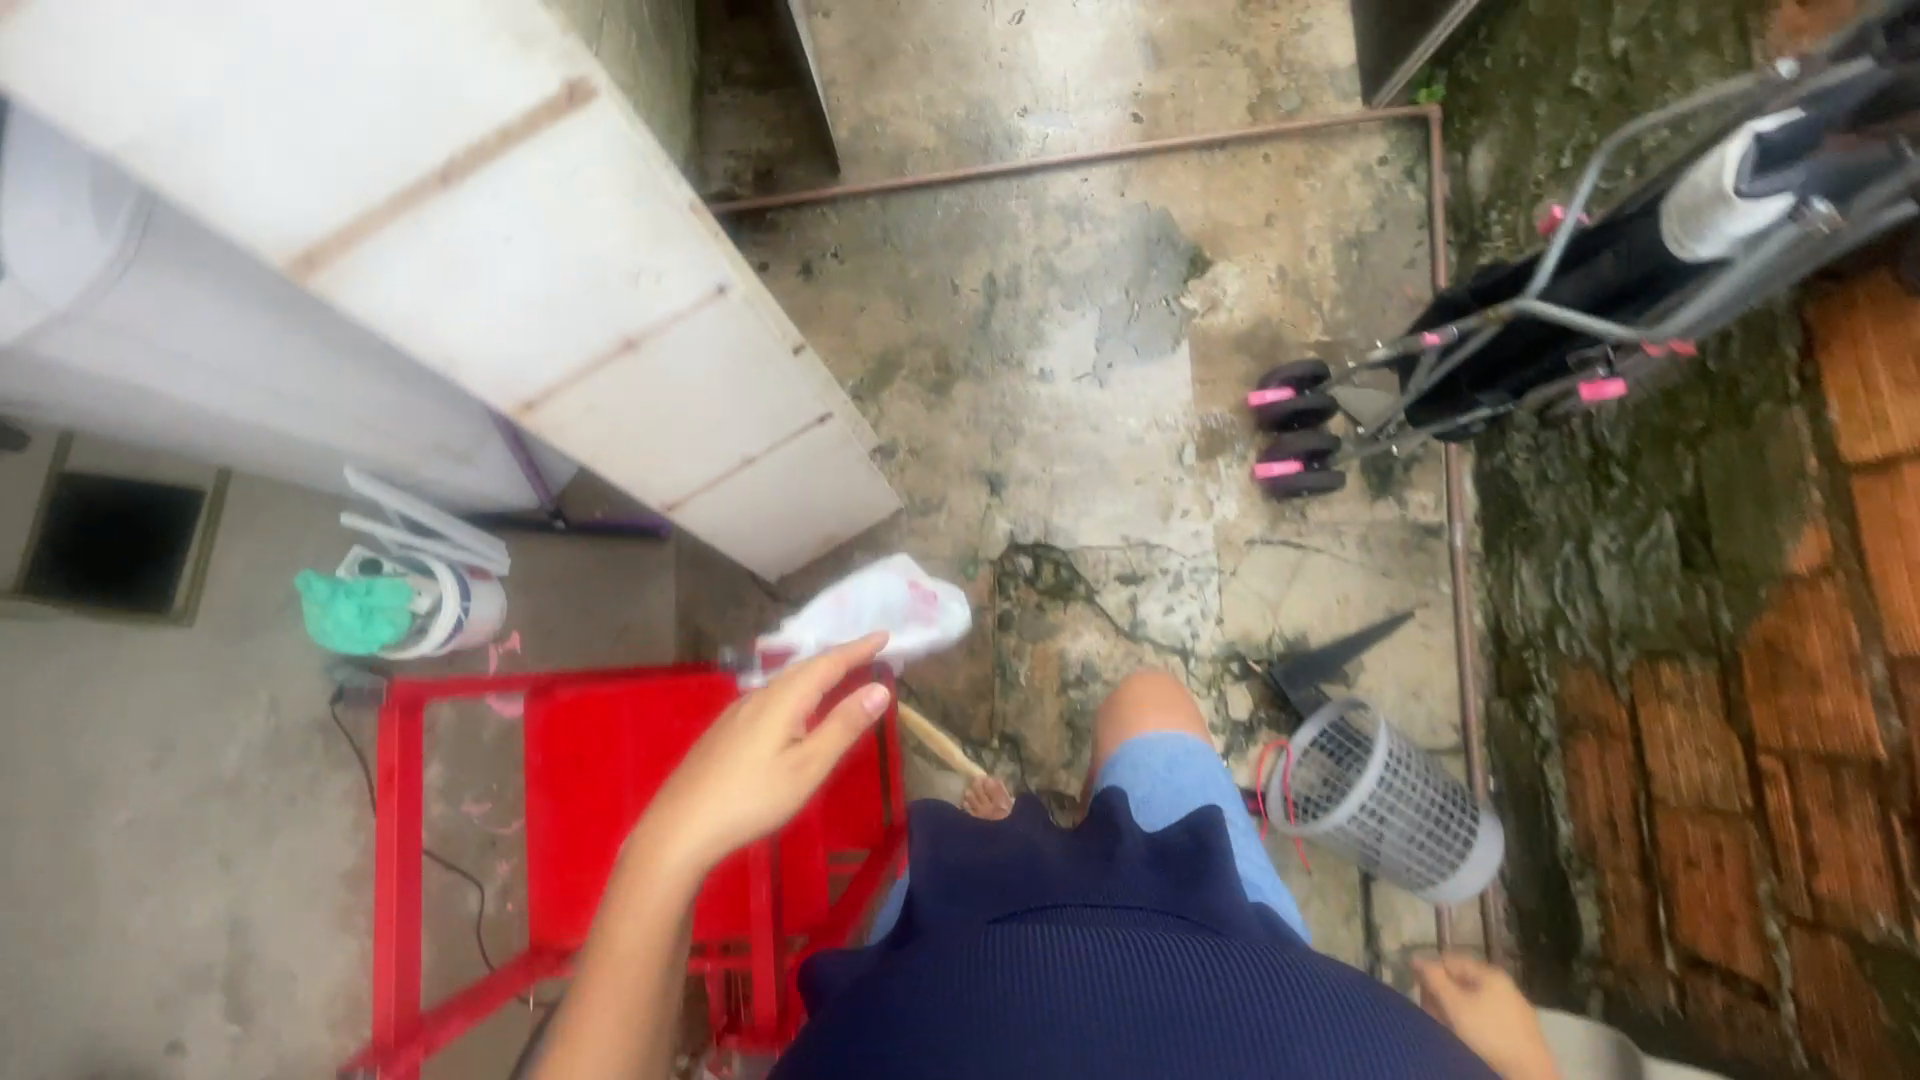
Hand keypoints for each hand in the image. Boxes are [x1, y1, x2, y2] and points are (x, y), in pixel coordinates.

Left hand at [632, 633, 892, 875]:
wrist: (679, 828)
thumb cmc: (752, 799)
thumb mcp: (809, 766)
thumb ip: (844, 725)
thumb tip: (880, 689)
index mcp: (784, 699)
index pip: (828, 663)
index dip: (858, 649)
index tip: (884, 635)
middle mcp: (759, 696)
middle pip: (805, 668)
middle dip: (839, 657)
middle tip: (869, 652)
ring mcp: (737, 712)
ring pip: (785, 682)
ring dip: (816, 673)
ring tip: (838, 674)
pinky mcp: (725, 730)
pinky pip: (770, 696)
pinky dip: (796, 690)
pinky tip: (794, 708)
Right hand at [1413, 952, 1559, 1079]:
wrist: (1529, 1076)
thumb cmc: (1487, 1034)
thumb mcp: (1452, 1003)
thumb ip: (1432, 977)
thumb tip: (1415, 958)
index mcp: (1490, 973)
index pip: (1449, 960)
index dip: (1430, 972)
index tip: (1421, 991)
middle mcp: (1505, 985)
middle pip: (1462, 981)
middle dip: (1443, 995)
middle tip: (1432, 1012)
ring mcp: (1516, 1009)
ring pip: (1474, 1001)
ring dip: (1456, 1011)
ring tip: (1448, 1027)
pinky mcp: (1522, 1032)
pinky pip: (1488, 1018)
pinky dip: (1474, 1024)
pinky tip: (1469, 1039)